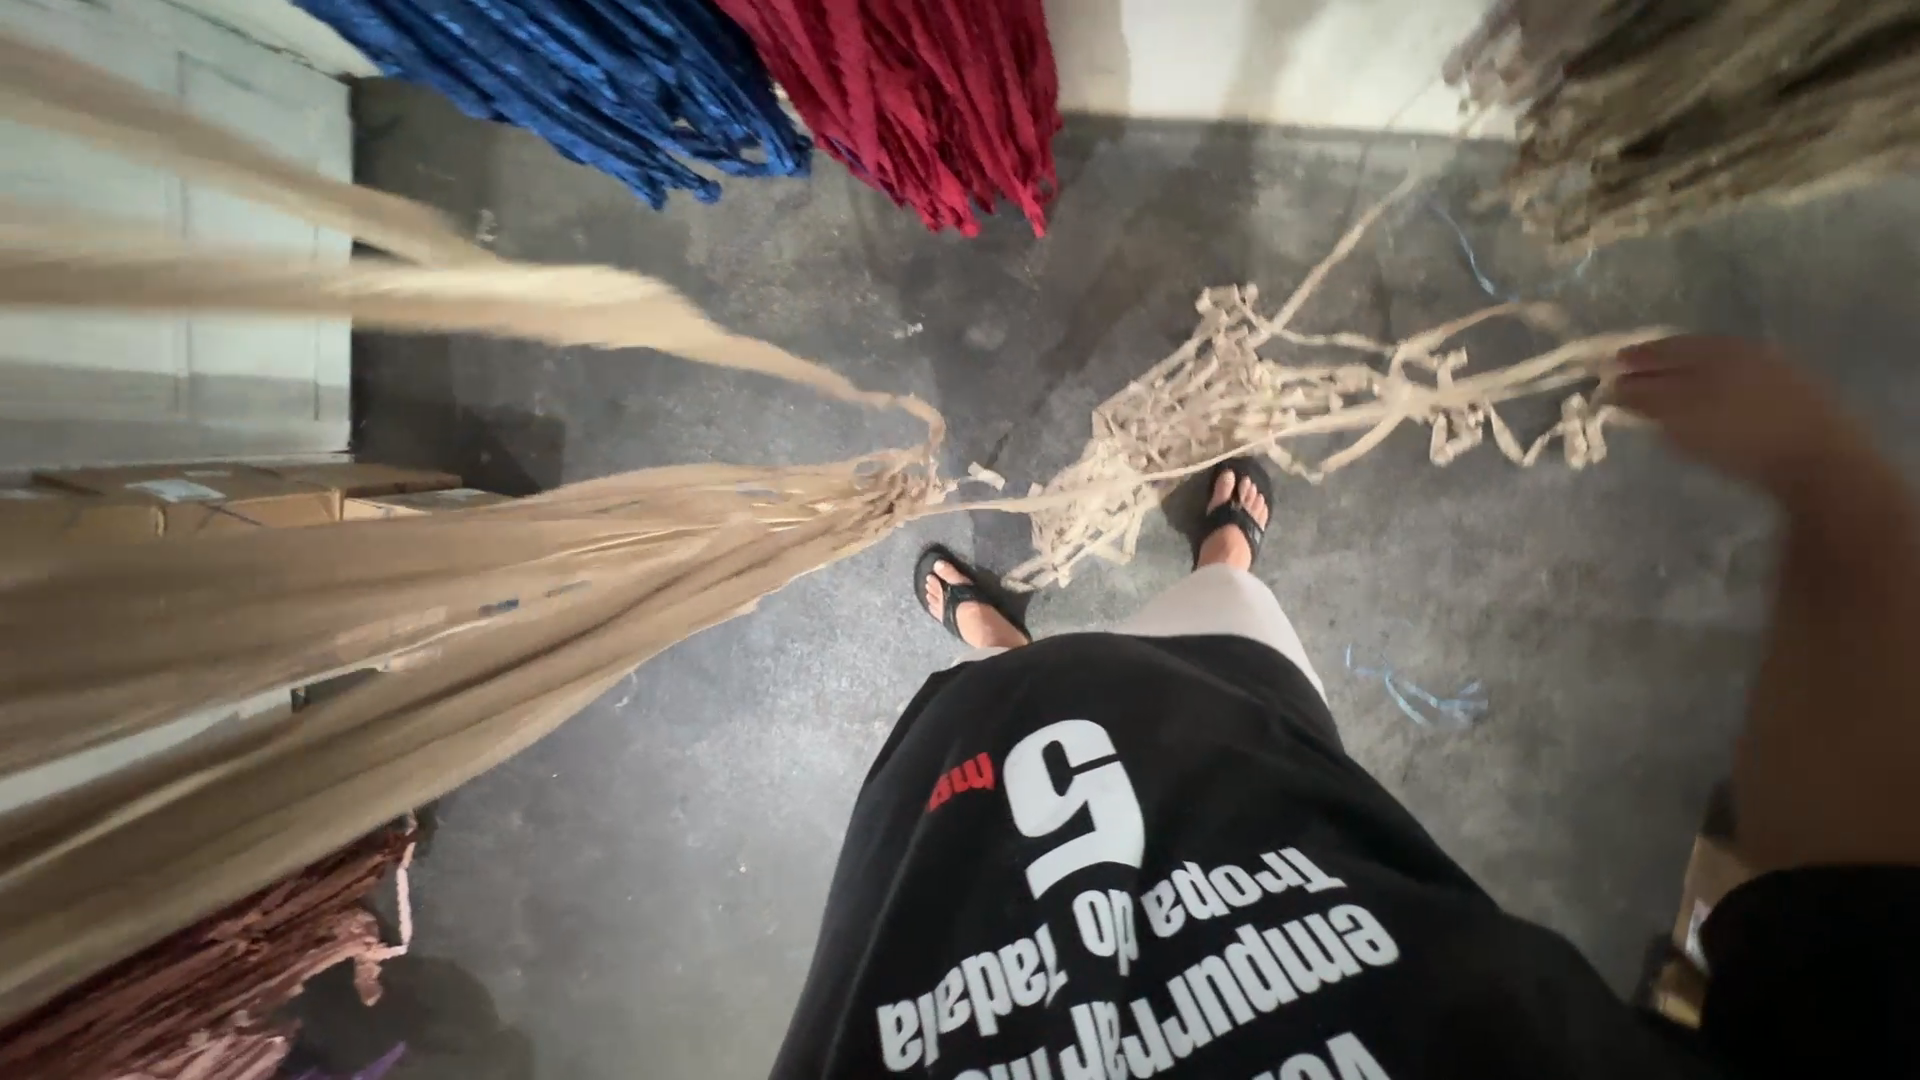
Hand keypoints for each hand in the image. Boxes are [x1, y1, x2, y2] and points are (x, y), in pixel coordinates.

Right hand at [1614, 335, 1871, 499]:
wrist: (1813, 458)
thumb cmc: (1733, 433)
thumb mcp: (1674, 415)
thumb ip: (1639, 397)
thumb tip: (1612, 387)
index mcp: (1714, 349)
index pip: (1660, 347)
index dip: (1629, 359)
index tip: (1604, 372)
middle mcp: (1742, 350)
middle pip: (1686, 354)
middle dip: (1654, 367)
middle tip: (1625, 385)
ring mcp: (1768, 369)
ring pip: (1709, 368)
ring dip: (1679, 379)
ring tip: (1657, 399)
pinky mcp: (1784, 391)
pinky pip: (1731, 383)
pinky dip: (1705, 390)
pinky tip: (1696, 407)